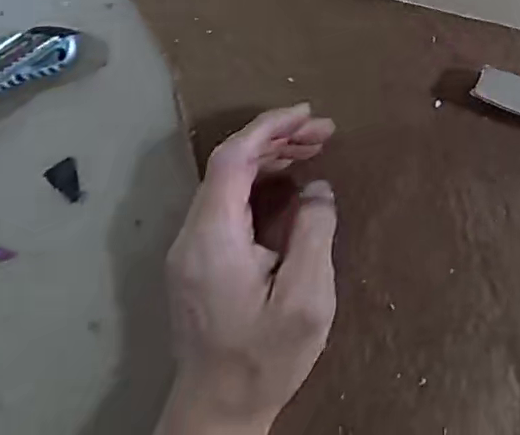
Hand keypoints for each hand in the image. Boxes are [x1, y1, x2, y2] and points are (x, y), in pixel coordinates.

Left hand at [156, 105, 338, 434]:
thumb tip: (317, 189)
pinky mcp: (200, 261)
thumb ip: (314, 231)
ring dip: (272, 156)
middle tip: (326, 132)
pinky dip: (262, 179)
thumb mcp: (306, 295)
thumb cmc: (265, 355)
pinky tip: (293, 182)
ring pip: (228, 180)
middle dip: (278, 137)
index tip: (309, 115)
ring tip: (316, 147)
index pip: (231, 159)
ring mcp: (192, 250)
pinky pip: (229, 201)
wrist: (217, 413)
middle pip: (229, 163)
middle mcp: (193, 238)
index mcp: (213, 240)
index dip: (269, 127)